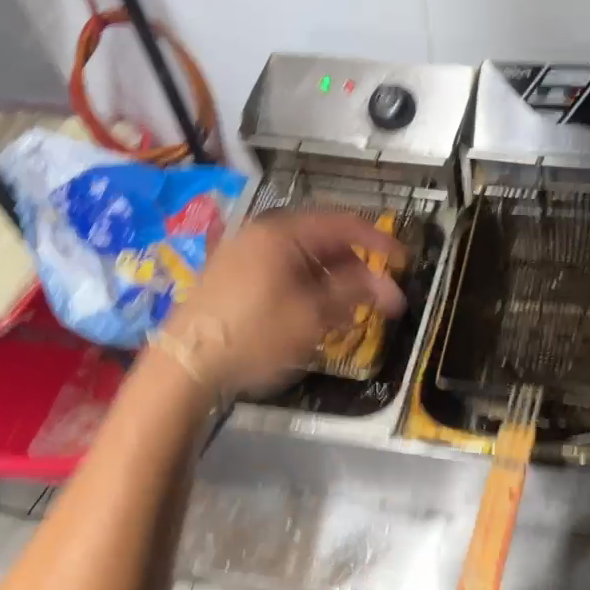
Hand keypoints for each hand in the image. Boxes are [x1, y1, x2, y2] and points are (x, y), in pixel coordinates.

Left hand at [159, 208, 405, 396]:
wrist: (185, 365)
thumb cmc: (254, 335)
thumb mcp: (312, 316)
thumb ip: (353, 292)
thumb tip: (387, 286)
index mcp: (282, 233)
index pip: (344, 224)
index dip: (379, 242)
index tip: (404, 262)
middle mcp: (260, 235)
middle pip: (321, 241)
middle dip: (354, 268)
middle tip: (377, 298)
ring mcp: (241, 255)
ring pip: (300, 260)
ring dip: (330, 282)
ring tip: (346, 315)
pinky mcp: (229, 278)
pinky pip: (279, 273)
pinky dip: (304, 289)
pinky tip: (312, 319)